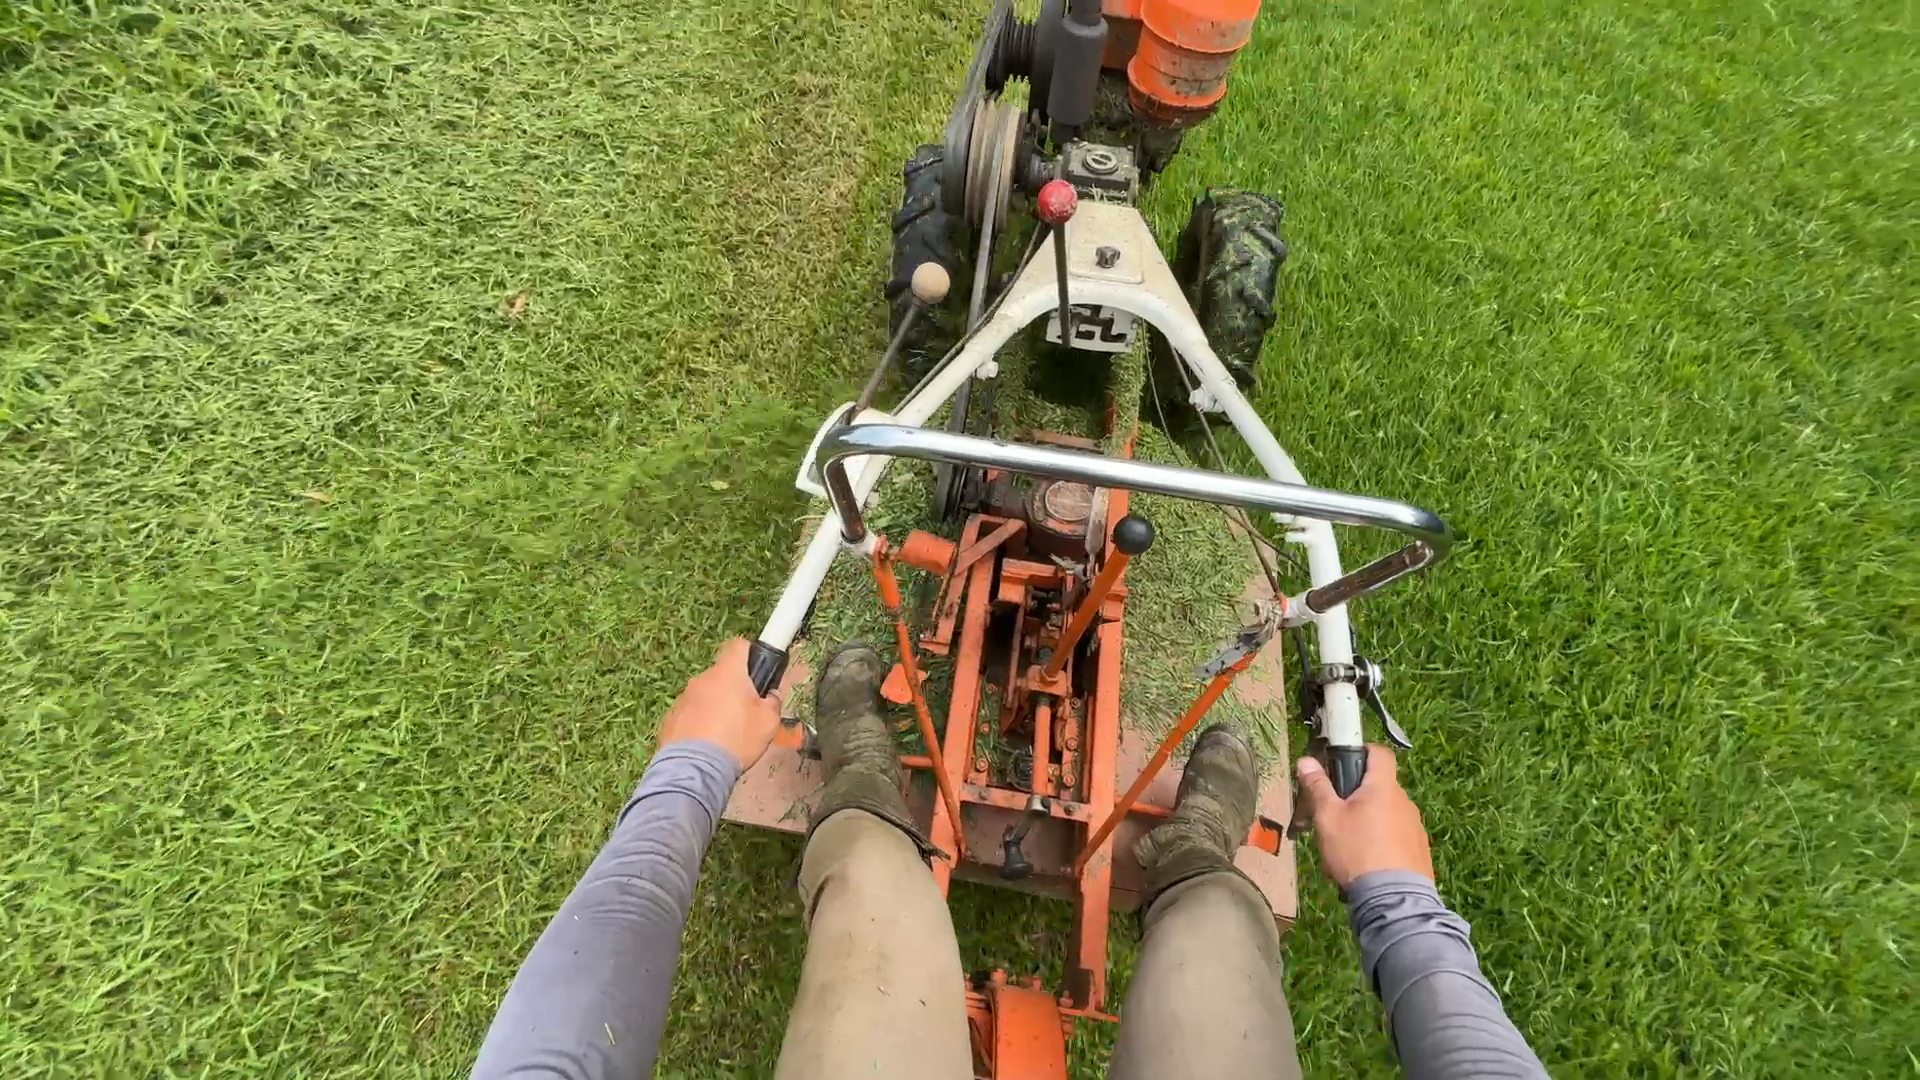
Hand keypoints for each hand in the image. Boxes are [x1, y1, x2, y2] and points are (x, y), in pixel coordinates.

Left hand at [656, 638, 784, 770]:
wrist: (695, 770)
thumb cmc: (737, 739)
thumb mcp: (769, 721)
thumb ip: (773, 702)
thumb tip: (770, 696)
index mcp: (728, 674)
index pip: (738, 646)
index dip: (750, 653)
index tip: (756, 669)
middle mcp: (703, 680)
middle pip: (722, 674)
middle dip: (734, 687)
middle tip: (746, 711)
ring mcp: (683, 699)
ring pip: (705, 694)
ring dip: (715, 706)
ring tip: (725, 733)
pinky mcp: (670, 719)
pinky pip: (690, 713)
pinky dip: (699, 722)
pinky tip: (707, 744)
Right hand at [1296, 745, 1433, 887]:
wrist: (1394, 901)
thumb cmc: (1356, 850)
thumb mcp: (1328, 817)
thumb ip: (1318, 786)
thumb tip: (1306, 760)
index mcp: (1383, 788)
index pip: (1379, 753)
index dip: (1361, 750)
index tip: (1341, 762)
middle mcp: (1404, 802)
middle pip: (1379, 784)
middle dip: (1356, 791)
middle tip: (1333, 809)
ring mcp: (1415, 827)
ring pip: (1387, 810)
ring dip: (1368, 816)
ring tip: (1347, 839)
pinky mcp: (1419, 850)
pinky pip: (1396, 833)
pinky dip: (1381, 837)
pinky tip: (1365, 857)